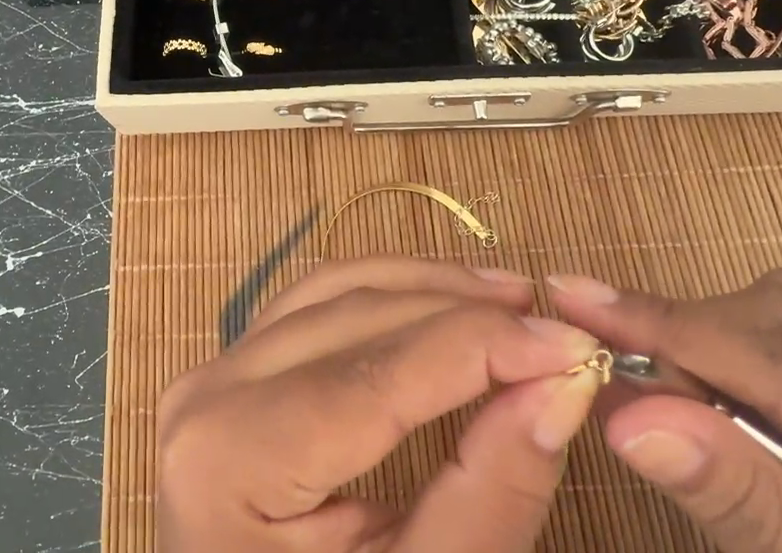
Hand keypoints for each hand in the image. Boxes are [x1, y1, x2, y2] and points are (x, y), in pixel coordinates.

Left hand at [157, 257, 607, 551]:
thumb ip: (486, 493)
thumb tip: (559, 387)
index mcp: (230, 457)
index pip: (375, 374)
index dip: (480, 345)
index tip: (572, 343)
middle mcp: (209, 395)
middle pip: (354, 318)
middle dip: (463, 311)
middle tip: (556, 326)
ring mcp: (214, 376)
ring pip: (333, 293)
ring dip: (428, 288)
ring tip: (512, 299)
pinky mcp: (233, 373)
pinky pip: (313, 308)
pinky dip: (387, 295)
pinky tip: (445, 299)